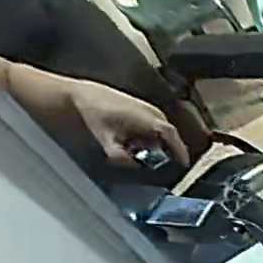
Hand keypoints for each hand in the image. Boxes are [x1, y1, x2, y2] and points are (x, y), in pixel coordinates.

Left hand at [64, 76, 189, 167]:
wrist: (79, 95)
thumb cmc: (94, 116)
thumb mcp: (107, 141)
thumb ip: (122, 157)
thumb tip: (135, 166)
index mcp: (152, 121)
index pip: (174, 139)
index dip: (181, 153)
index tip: (183, 165)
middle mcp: (155, 113)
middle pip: (170, 137)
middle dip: (166, 150)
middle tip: (157, 160)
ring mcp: (150, 108)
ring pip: (162, 131)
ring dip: (156, 141)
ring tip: (138, 146)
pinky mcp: (144, 106)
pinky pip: (155, 124)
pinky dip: (150, 133)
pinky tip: (134, 136)